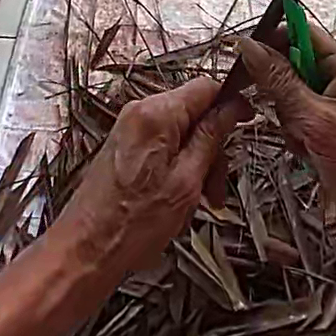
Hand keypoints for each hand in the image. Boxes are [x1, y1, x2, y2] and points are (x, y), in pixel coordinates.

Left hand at [49, 77, 252, 282]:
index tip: (249, 122)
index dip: (231, 102)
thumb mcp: (187, 181)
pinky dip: (180, 163)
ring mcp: (130, 126)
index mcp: (157, 113)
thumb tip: (233, 107)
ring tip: (202, 200)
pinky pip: (164, 141)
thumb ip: (211, 138)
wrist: (85, 249)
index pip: (205, 86)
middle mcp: (140, 109)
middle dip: (213, 144)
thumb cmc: (134, 223)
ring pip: (181, 129)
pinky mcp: (125, 143)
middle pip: (194, 111)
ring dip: (198, 159)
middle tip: (218, 187)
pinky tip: (182, 195)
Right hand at [236, 25, 335, 257]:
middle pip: (292, 65)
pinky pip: (297, 119)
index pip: (303, 33)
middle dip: (280, 90)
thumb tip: (248, 45)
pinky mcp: (330, 132)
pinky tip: (306, 153)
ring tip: (304, 141)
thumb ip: (279, 82)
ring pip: (290, 94)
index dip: (273, 39)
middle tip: (288, 115)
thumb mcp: (316, 122)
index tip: (246, 56)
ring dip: (287, 117)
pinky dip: (294, 134)